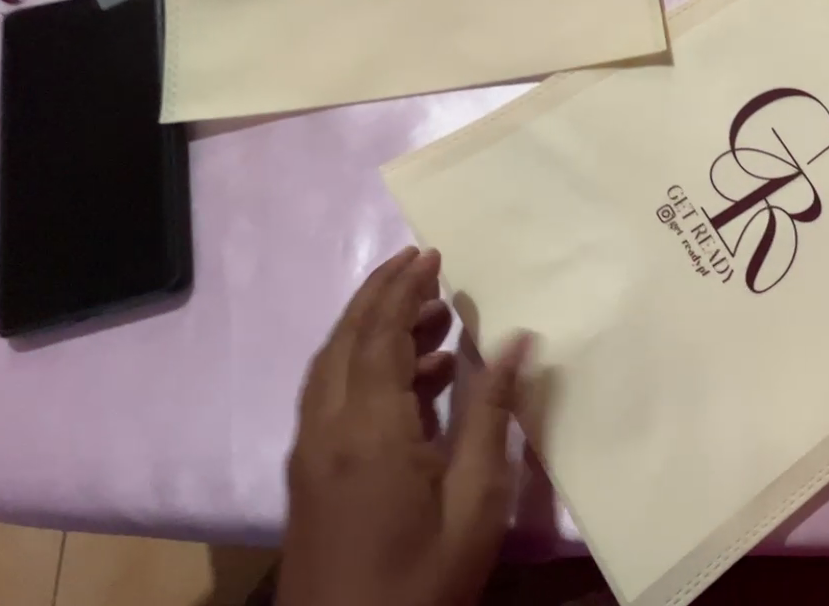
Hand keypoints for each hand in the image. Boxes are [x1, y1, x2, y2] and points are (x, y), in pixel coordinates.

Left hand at [277, 246, 530, 605]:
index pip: (380, 338)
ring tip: (433, 312)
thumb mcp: (476, 500)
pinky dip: (366, 366)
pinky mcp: (311, 477)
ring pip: (332, 368)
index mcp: (369, 433)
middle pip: (345, 343)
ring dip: (372, 328)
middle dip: (379, 295)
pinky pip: (333, 397)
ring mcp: (312, 456)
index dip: (402, 291)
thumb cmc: (423, 580)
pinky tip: (421, 375)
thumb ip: (491, 414)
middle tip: (423, 263)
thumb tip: (517, 340)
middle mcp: (328, 433)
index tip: (431, 254)